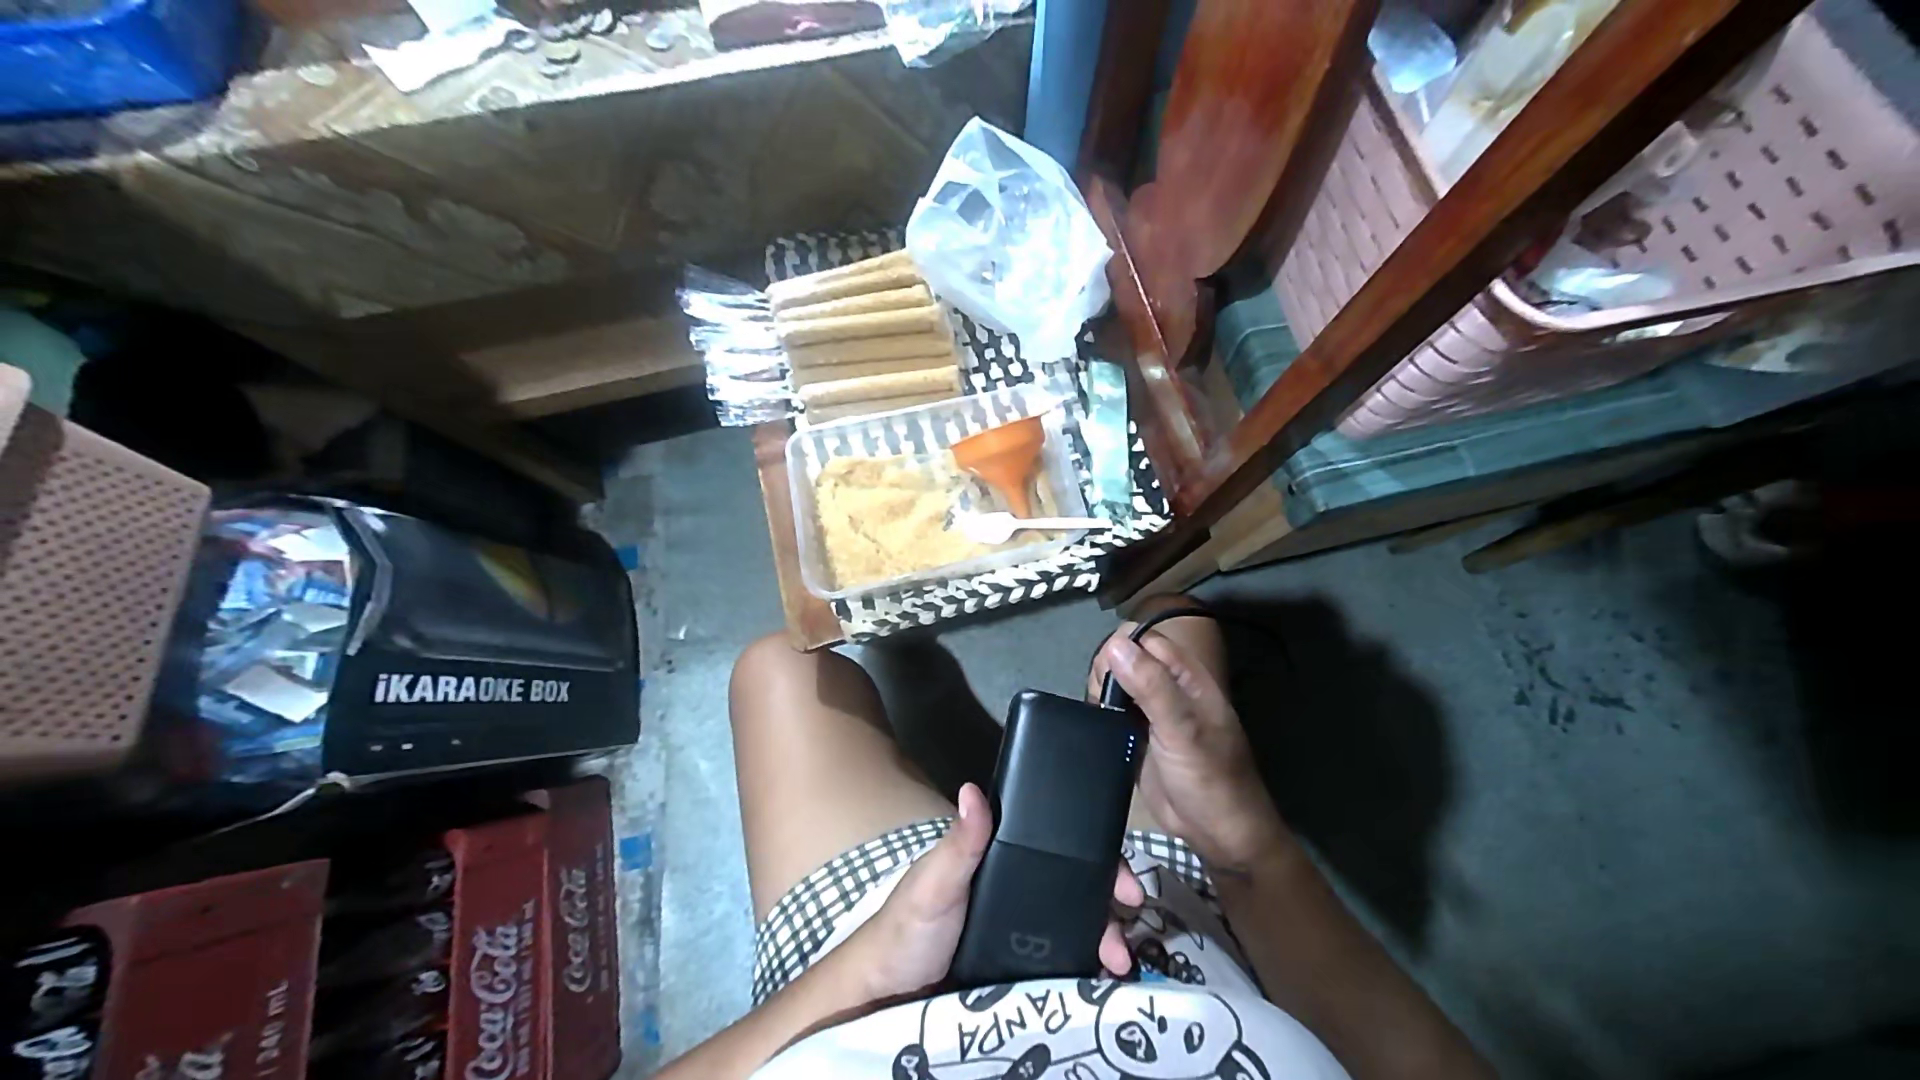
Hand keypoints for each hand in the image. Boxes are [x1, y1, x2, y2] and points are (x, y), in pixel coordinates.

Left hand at [840, 783, 1143, 1002]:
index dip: (1092, 851)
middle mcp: (1018, 885)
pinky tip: (1105, 975)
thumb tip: (973, 788)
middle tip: (1132, 910)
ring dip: (1105, 931)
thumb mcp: (934, 882)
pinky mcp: (1022, 964)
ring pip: (1076, 920)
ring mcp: (1022, 926)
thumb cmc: (909, 927)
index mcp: (1000, 856)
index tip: (1122, 870)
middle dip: (1109, 893)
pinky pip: (1063, 957)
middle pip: (1075, 881)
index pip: (1055, 843)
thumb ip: (958, 843)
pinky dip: (1088, 962)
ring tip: (1120, 957)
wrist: (892, 995)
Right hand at [1090, 624, 1289, 870]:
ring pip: (1116, 682)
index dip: (1122, 648)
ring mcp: (1151, 712)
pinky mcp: (1136, 735)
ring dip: (1102, 692)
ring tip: (1104, 716)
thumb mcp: (1182, 729)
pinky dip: (1101, 712)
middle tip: (1106, 701)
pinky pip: (1112, 711)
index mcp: (1187, 677)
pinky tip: (1099, 725)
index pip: (1145, 639)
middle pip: (1125, 656)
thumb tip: (1115, 645)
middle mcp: (1168, 688)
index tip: (1108, 674)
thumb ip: (1151, 686)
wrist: (1218, 835)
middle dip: (1107, 671)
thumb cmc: (1210, 778)